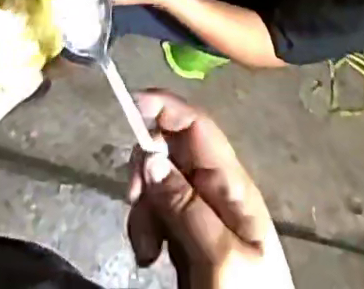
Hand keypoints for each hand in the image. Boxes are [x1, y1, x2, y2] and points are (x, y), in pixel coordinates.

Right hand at [127, 92, 292, 288]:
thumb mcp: (221, 256)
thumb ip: (187, 206)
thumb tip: (152, 157)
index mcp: (232, 183)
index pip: (197, 126)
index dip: (166, 107)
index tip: (132, 104)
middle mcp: (215, 190)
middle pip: (170, 151)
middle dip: (145, 168)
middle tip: (135, 200)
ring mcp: (200, 215)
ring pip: (158, 184)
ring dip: (143, 209)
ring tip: (148, 253)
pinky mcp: (187, 240)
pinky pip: (158, 216)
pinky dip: (146, 230)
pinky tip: (151, 260)